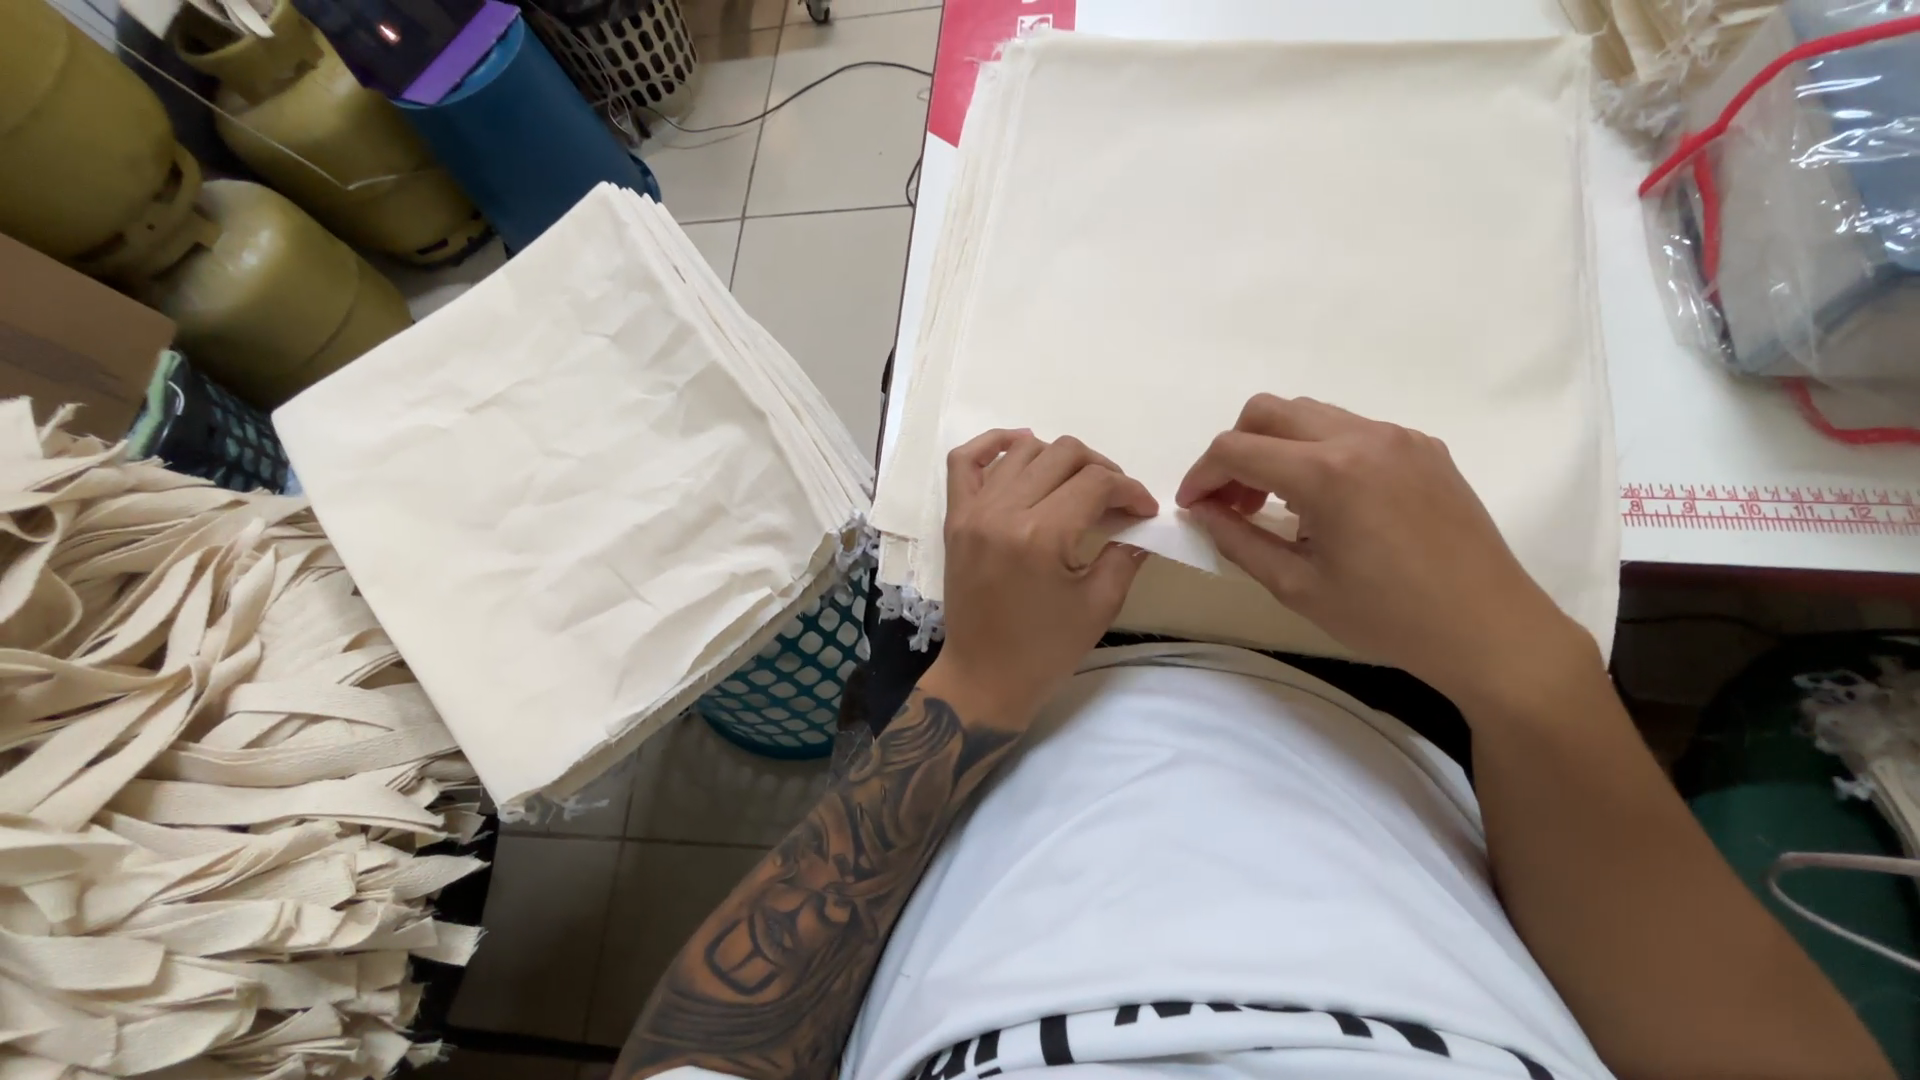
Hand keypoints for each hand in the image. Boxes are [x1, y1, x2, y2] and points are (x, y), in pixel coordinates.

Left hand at [925, 430, 1158, 731]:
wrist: (983, 677)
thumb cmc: (1045, 650)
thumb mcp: (1098, 606)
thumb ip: (1123, 555)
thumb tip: (1139, 523)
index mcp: (1042, 536)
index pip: (1096, 483)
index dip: (1129, 490)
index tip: (1143, 510)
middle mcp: (1004, 512)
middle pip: (1063, 455)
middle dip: (1101, 468)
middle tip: (1115, 498)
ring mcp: (973, 512)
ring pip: (1022, 450)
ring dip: (1058, 457)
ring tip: (1076, 483)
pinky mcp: (955, 519)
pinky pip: (965, 461)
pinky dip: (993, 444)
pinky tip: (1020, 446)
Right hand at [1175, 394, 1595, 709]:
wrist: (1490, 629)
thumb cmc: (1387, 617)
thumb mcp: (1297, 586)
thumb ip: (1239, 541)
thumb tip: (1204, 512)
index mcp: (1327, 473)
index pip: (1236, 449)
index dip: (1201, 476)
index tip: (1194, 507)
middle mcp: (1361, 438)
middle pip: (1268, 411)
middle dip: (1235, 450)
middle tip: (1233, 502)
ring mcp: (1398, 437)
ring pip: (1310, 414)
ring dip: (1277, 448)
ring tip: (1279, 503)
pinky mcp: (1424, 447)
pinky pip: (1352, 430)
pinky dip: (1320, 452)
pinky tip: (1329, 503)